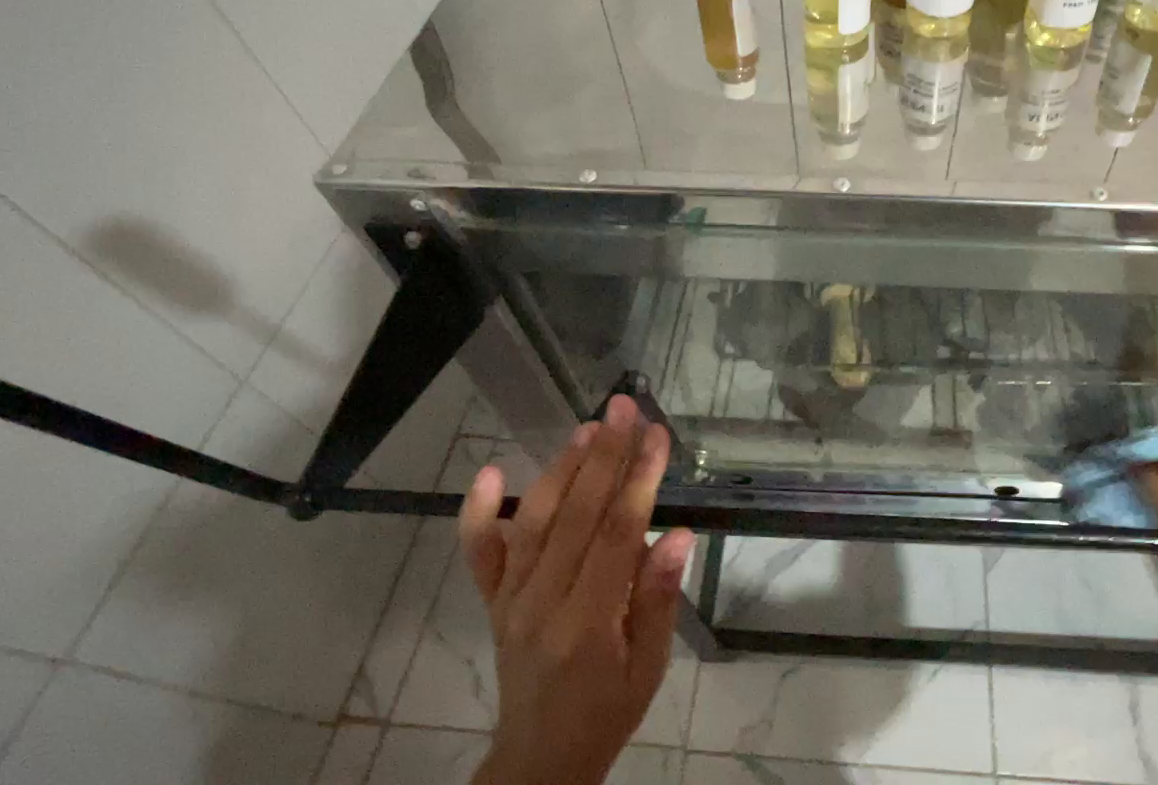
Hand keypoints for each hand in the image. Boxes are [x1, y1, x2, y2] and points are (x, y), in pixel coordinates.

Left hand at [457, 396, 695, 784]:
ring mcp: (510, 599)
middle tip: (625, 408)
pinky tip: (492, 472)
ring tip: (590, 427)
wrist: (540, 757)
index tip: (658, 434)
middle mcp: (541, 602)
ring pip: (534, 520)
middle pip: (576, 515)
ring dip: (563, 468)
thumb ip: (658, 599)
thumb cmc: (609, 709)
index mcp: (588, 622)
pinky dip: (479, 512)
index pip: (618, 533)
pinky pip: (479, 553)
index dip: (640, 479)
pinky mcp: (492, 601)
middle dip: (605, 455)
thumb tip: (679, 534)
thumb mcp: (650, 665)